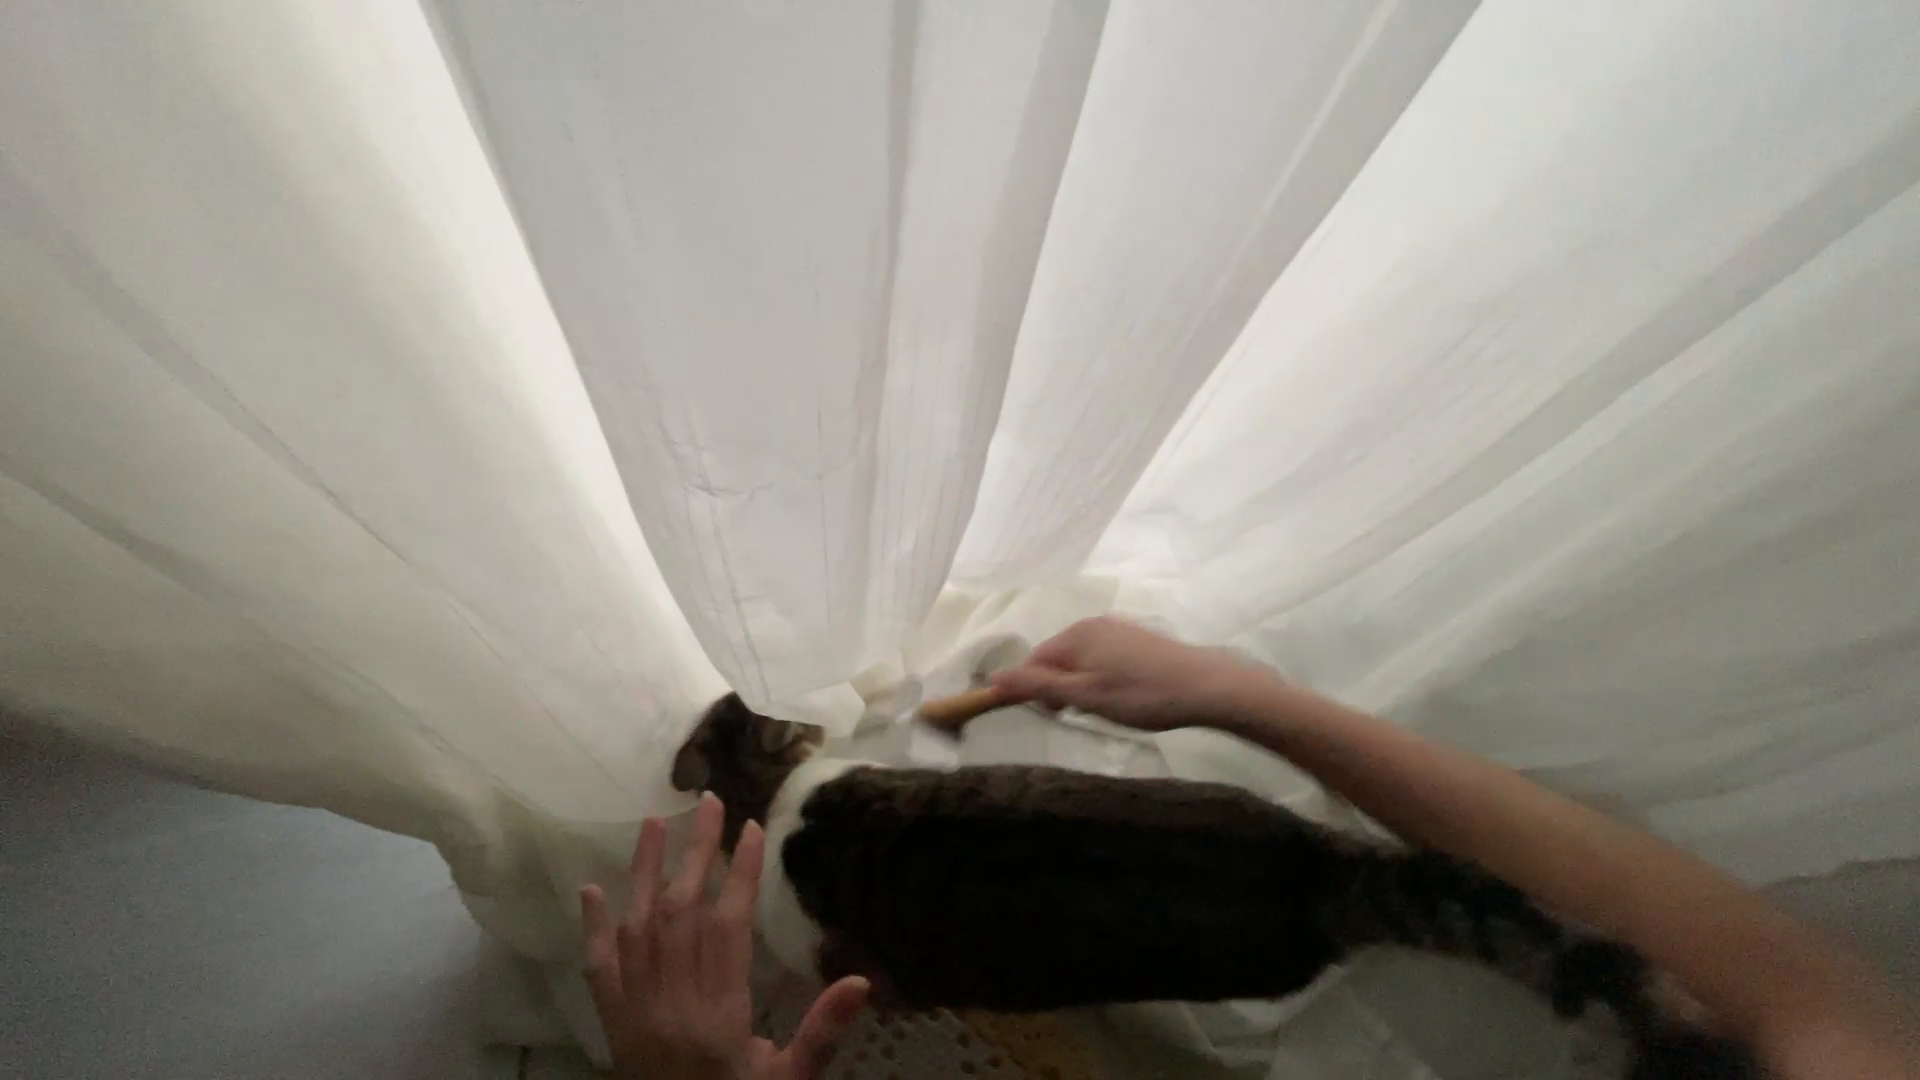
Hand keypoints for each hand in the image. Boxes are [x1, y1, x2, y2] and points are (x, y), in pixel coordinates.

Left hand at [580, 793, 869, 1079]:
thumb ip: (821, 1034)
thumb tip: (862, 980)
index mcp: (718, 1015)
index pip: (727, 928)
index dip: (740, 873)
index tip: (751, 827)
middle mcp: (671, 1005)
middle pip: (680, 913)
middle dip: (695, 851)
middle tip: (707, 801)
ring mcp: (634, 1013)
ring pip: (636, 929)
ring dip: (644, 871)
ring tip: (653, 822)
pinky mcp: (612, 1025)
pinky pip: (597, 970)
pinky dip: (593, 928)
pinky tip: (591, 890)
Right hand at [991, 615, 1278, 732]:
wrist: (1206, 686)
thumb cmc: (1140, 695)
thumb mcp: (1084, 696)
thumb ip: (1038, 686)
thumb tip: (993, 676)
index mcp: (1075, 634)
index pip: (1034, 660)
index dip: (1034, 689)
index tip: (1053, 715)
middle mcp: (1092, 623)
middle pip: (1056, 657)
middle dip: (1058, 686)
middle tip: (1081, 714)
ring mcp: (1116, 627)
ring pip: (1080, 658)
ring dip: (1080, 683)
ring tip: (1104, 707)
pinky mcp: (1136, 637)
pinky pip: (1101, 655)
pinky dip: (1100, 675)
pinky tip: (1123, 694)